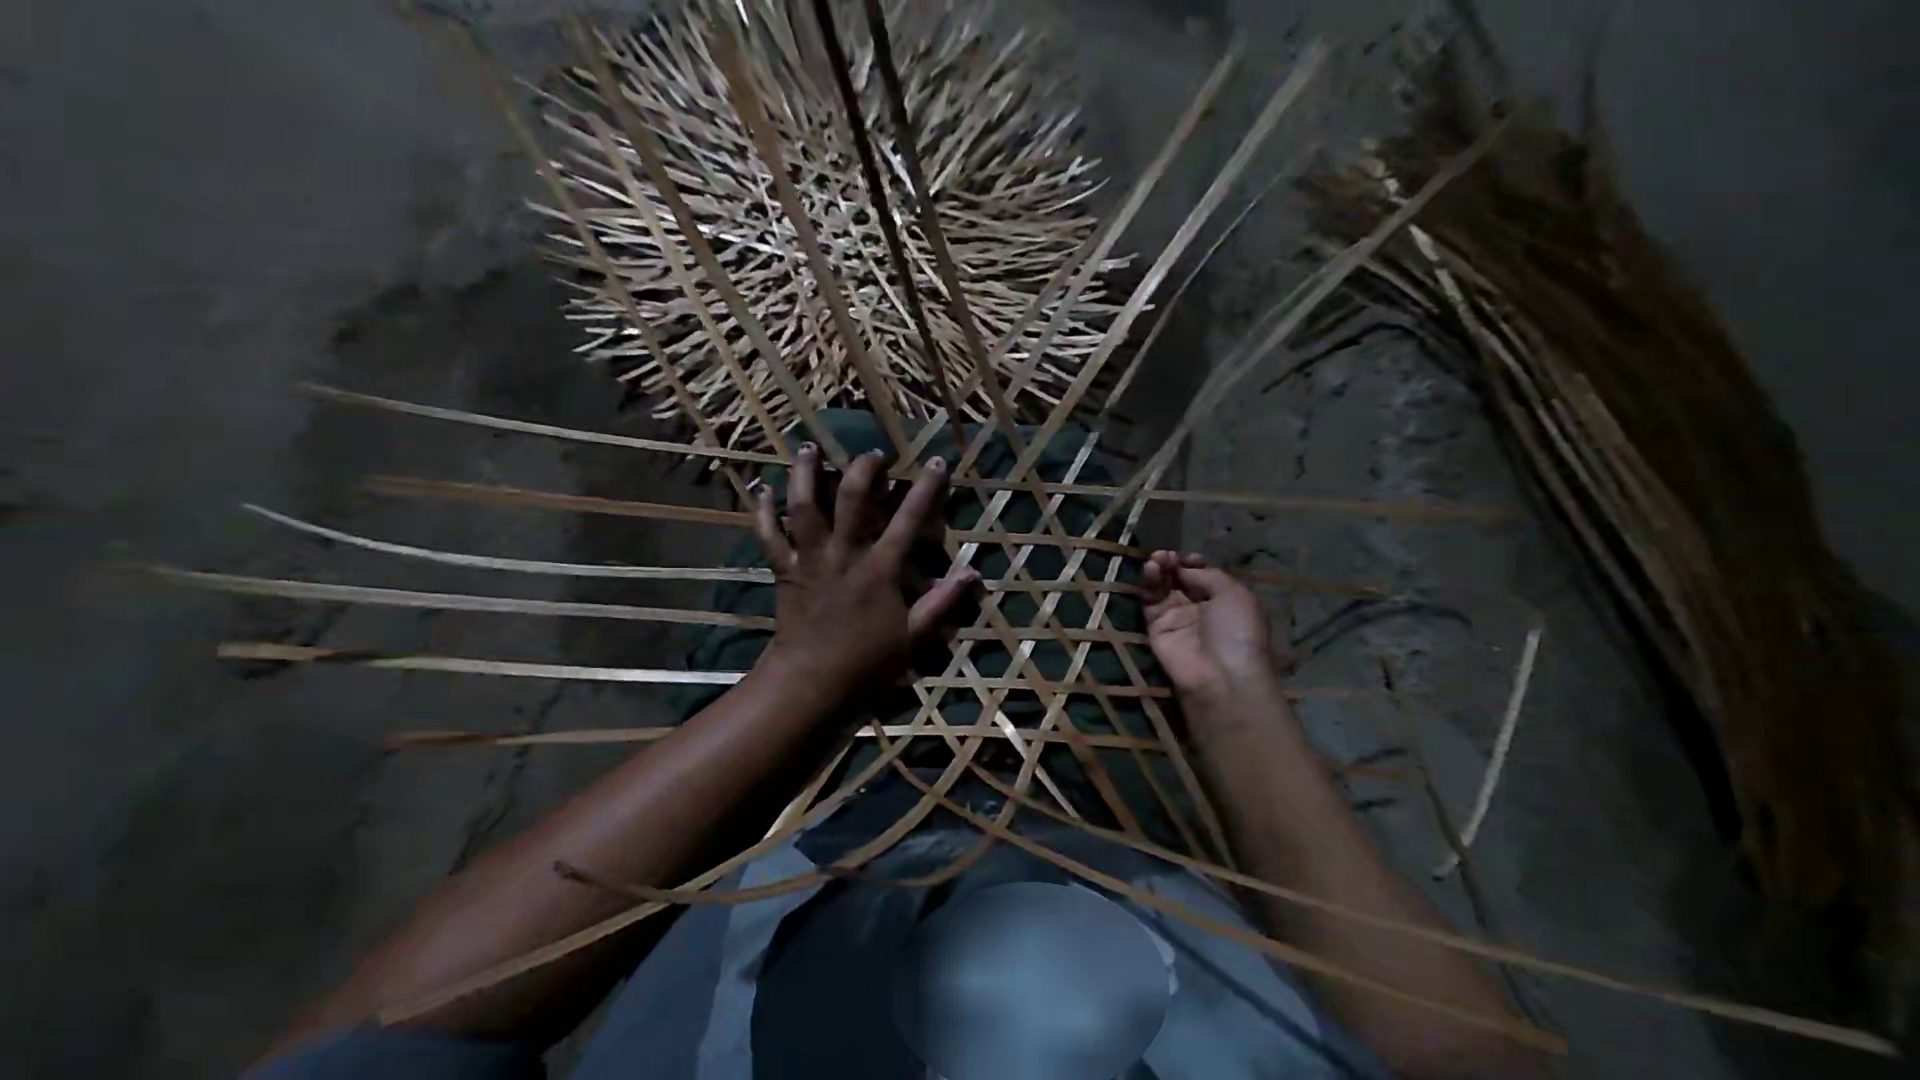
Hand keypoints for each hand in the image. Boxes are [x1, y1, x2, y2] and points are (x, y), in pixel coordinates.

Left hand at [752, 444, 977, 704]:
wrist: (812, 682)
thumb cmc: (867, 661)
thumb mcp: (914, 636)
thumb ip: (943, 601)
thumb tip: (973, 573)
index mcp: (880, 569)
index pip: (909, 519)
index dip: (927, 488)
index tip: (939, 463)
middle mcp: (845, 554)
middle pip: (854, 498)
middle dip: (865, 469)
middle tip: (874, 454)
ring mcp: (811, 559)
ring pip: (805, 506)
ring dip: (807, 474)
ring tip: (810, 448)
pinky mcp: (785, 569)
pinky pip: (769, 536)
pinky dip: (763, 512)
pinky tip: (761, 490)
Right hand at [1140, 550, 1279, 700]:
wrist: (1221, 675)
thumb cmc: (1237, 632)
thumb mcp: (1235, 594)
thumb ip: (1207, 574)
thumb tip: (1183, 569)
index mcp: (1224, 601)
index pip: (1203, 575)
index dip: (1194, 563)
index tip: (1188, 557)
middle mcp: (1199, 608)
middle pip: (1180, 578)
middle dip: (1174, 564)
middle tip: (1166, 555)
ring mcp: (1177, 618)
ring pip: (1162, 587)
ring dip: (1159, 569)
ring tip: (1156, 558)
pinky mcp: (1156, 627)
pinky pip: (1149, 601)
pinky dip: (1148, 583)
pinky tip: (1150, 568)